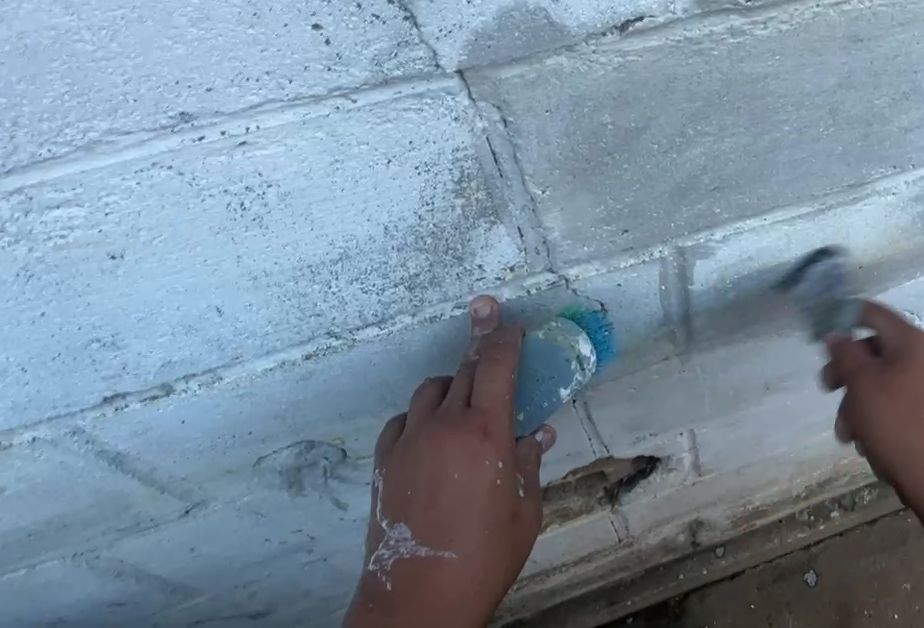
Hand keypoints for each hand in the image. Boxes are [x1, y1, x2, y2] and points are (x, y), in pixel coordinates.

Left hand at [344, 296, 556, 627]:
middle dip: (484, 354)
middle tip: (497, 352)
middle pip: (466, 368)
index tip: (513, 324)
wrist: (417, 602)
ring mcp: (410, 442)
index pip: (496, 362)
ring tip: (467, 405)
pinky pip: (404, 419)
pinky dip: (421, 416)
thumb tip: (538, 435)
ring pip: (432, 388)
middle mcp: (446, 426)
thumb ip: (530, 464)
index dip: (505, 336)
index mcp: (487, 433)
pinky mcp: (385, 462)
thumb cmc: (483, 559)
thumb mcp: (525, 512)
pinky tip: (432, 436)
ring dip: (454, 386)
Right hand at [822, 300, 923, 506]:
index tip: (819, 332)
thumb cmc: (896, 423)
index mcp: (910, 341)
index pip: (871, 312)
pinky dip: (872, 416)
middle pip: (871, 350)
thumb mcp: (862, 383)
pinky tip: (863, 441)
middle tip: (826, 387)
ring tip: (846, 433)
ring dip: (855, 403)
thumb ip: (845, 353)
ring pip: (877, 381)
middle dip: (845, 371)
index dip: (843, 316)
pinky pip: (891, 402)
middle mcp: (921, 357)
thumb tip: (835, 334)